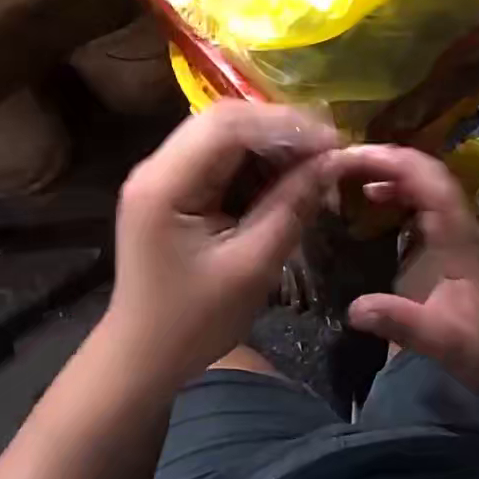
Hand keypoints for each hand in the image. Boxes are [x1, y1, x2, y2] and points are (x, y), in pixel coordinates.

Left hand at [107, 102, 339, 378]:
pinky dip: (258, 164)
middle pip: (226, 122)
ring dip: (273, 146)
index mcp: (164, 184)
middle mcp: (157, 167)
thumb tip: (332, 162)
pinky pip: (221, 160)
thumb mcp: (252, 266)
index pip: (229, 125)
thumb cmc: (194, 322)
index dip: (286, 126)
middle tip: (330, 153)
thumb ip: (292, 207)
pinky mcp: (174, 190)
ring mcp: (163, 176)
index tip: (335, 144)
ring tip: (315, 166)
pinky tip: (287, 180)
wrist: (143, 357)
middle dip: (282, 131)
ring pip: (226, 136)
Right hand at [332, 145, 478, 399]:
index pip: (430, 184)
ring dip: (390, 170)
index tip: (351, 158)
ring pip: (427, 181)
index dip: (392, 163)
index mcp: (462, 240)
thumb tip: (353, 309)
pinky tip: (374, 197)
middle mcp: (464, 223)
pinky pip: (426, 198)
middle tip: (338, 161)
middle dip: (384, 159)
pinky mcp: (457, 236)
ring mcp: (462, 227)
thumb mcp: (446, 344)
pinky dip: (398, 188)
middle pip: (427, 172)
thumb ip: (402, 324)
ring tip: (348, 171)